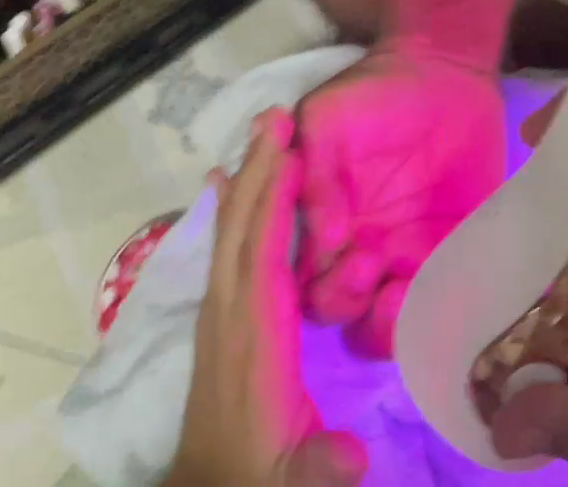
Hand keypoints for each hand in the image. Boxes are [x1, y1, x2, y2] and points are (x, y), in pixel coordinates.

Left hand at [166, 110, 366, 486]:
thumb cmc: (261, 472)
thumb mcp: (296, 478)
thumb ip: (322, 466)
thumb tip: (351, 455)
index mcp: (255, 339)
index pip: (263, 258)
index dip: (274, 204)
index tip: (289, 153)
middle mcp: (227, 311)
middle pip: (239, 227)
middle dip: (257, 169)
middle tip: (271, 116)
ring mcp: (216, 309)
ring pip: (227, 229)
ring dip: (243, 177)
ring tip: (255, 133)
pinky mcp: (215, 312)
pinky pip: (223, 244)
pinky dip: (227, 206)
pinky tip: (224, 182)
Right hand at [294, 48, 506, 356]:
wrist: (440, 71)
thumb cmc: (371, 93)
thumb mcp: (325, 120)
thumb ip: (315, 173)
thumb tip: (321, 237)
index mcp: (323, 227)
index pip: (302, 285)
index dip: (315, 288)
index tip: (338, 258)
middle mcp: (359, 251)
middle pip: (341, 313)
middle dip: (346, 303)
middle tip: (367, 264)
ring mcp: (407, 256)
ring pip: (389, 323)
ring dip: (387, 323)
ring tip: (400, 291)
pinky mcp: (454, 251)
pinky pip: (445, 300)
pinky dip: (439, 309)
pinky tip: (439, 284)